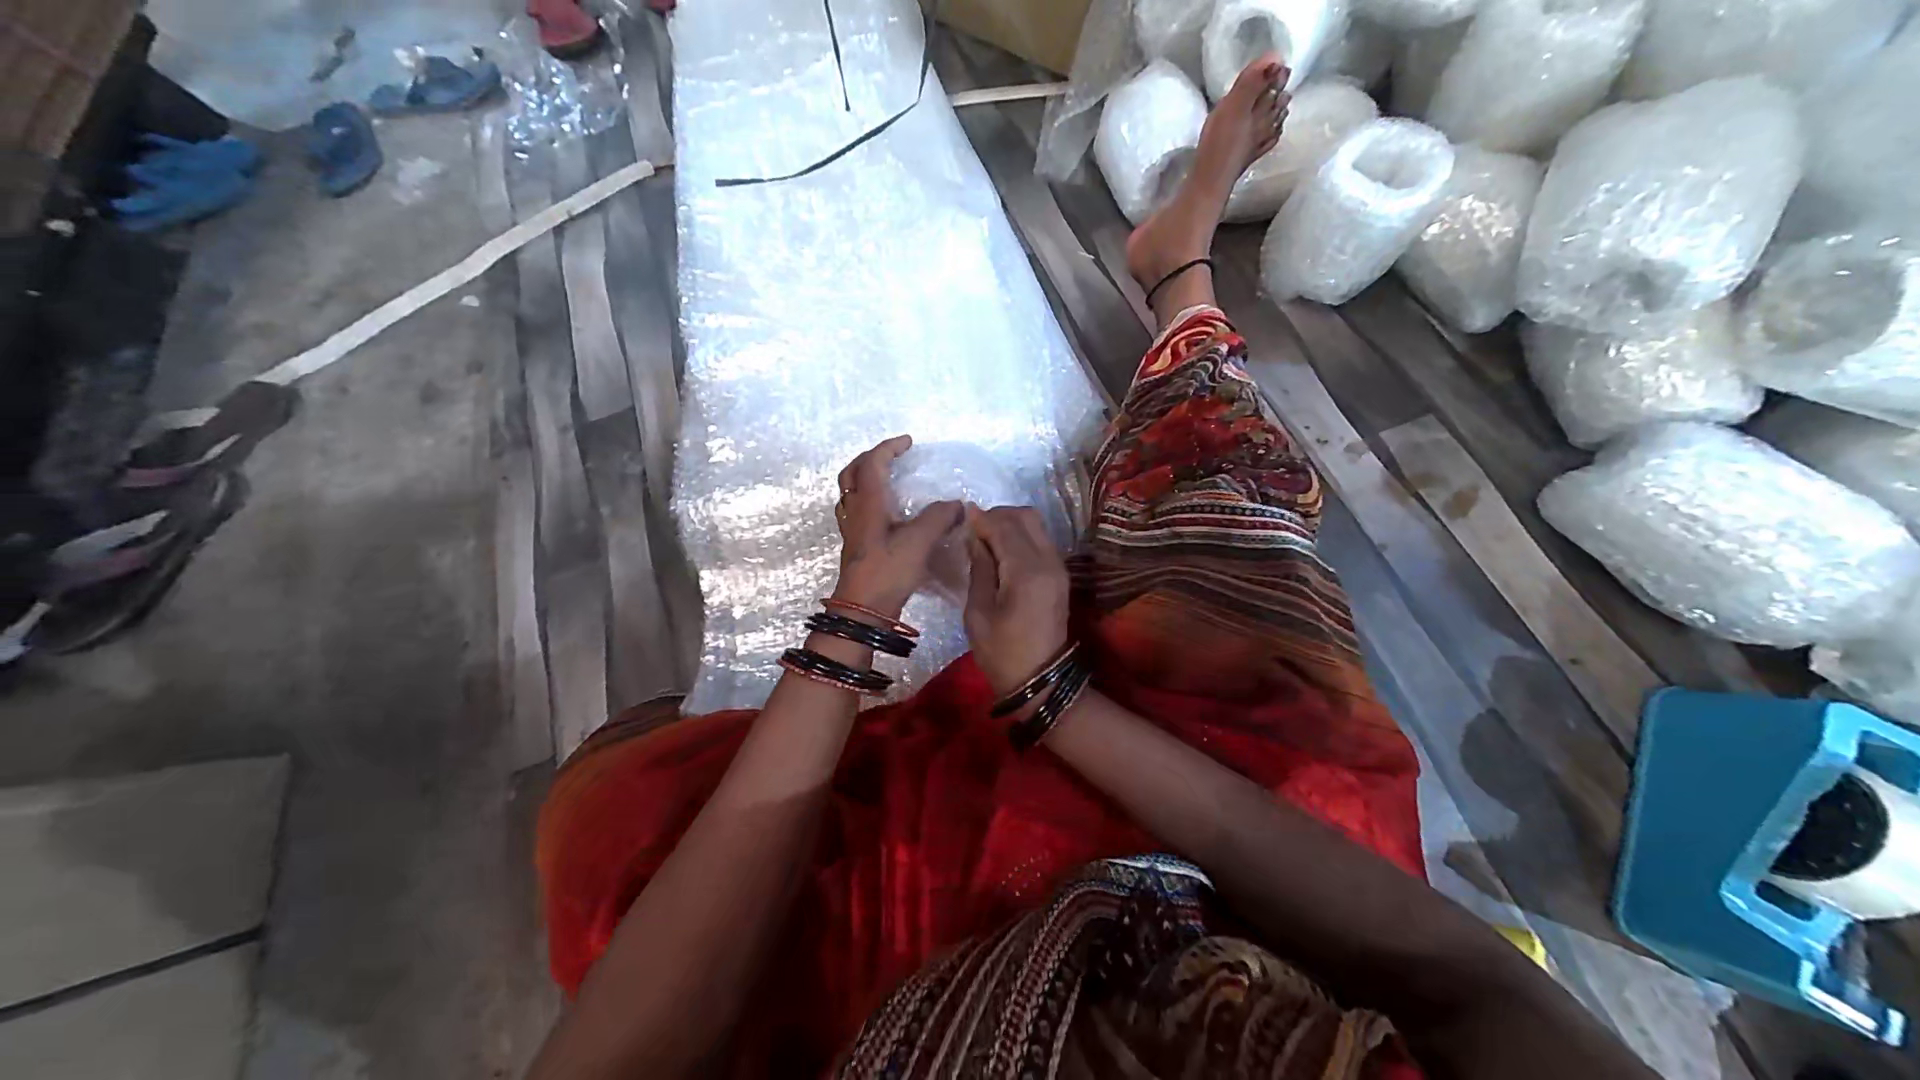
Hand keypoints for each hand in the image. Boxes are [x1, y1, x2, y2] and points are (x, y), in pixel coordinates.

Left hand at [832, 436, 963, 617]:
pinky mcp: (855, 546)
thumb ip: (939, 517)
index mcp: (869, 502)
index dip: (889, 448)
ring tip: (886, 480)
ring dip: (865, 479)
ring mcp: (852, 529)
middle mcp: (856, 511)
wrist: (863, 608)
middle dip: (871, 458)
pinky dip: (868, 500)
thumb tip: (957, 505)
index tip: (908, 442)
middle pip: (852, 473)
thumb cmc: (888, 570)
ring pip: (850, 493)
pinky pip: (856, 511)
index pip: (873, 463)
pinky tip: (885, 513)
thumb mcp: (920, 541)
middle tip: (892, 456)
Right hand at [963, 505, 1070, 695]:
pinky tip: (1001, 550)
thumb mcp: (978, 612)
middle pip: (1026, 517)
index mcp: (1026, 572)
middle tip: (974, 529)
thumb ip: (979, 567)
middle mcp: (1049, 562)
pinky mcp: (1060, 574)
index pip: (1004, 526)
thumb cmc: (1001, 652)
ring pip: (1036, 525)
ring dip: (1010, 524)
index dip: (981, 518)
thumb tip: (975, 535)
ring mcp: (1058, 567)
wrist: (1040, 680)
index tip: (960, 516)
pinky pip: (1040, 540)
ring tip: (985, 539)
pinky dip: (1020, 536)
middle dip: (998, 515)